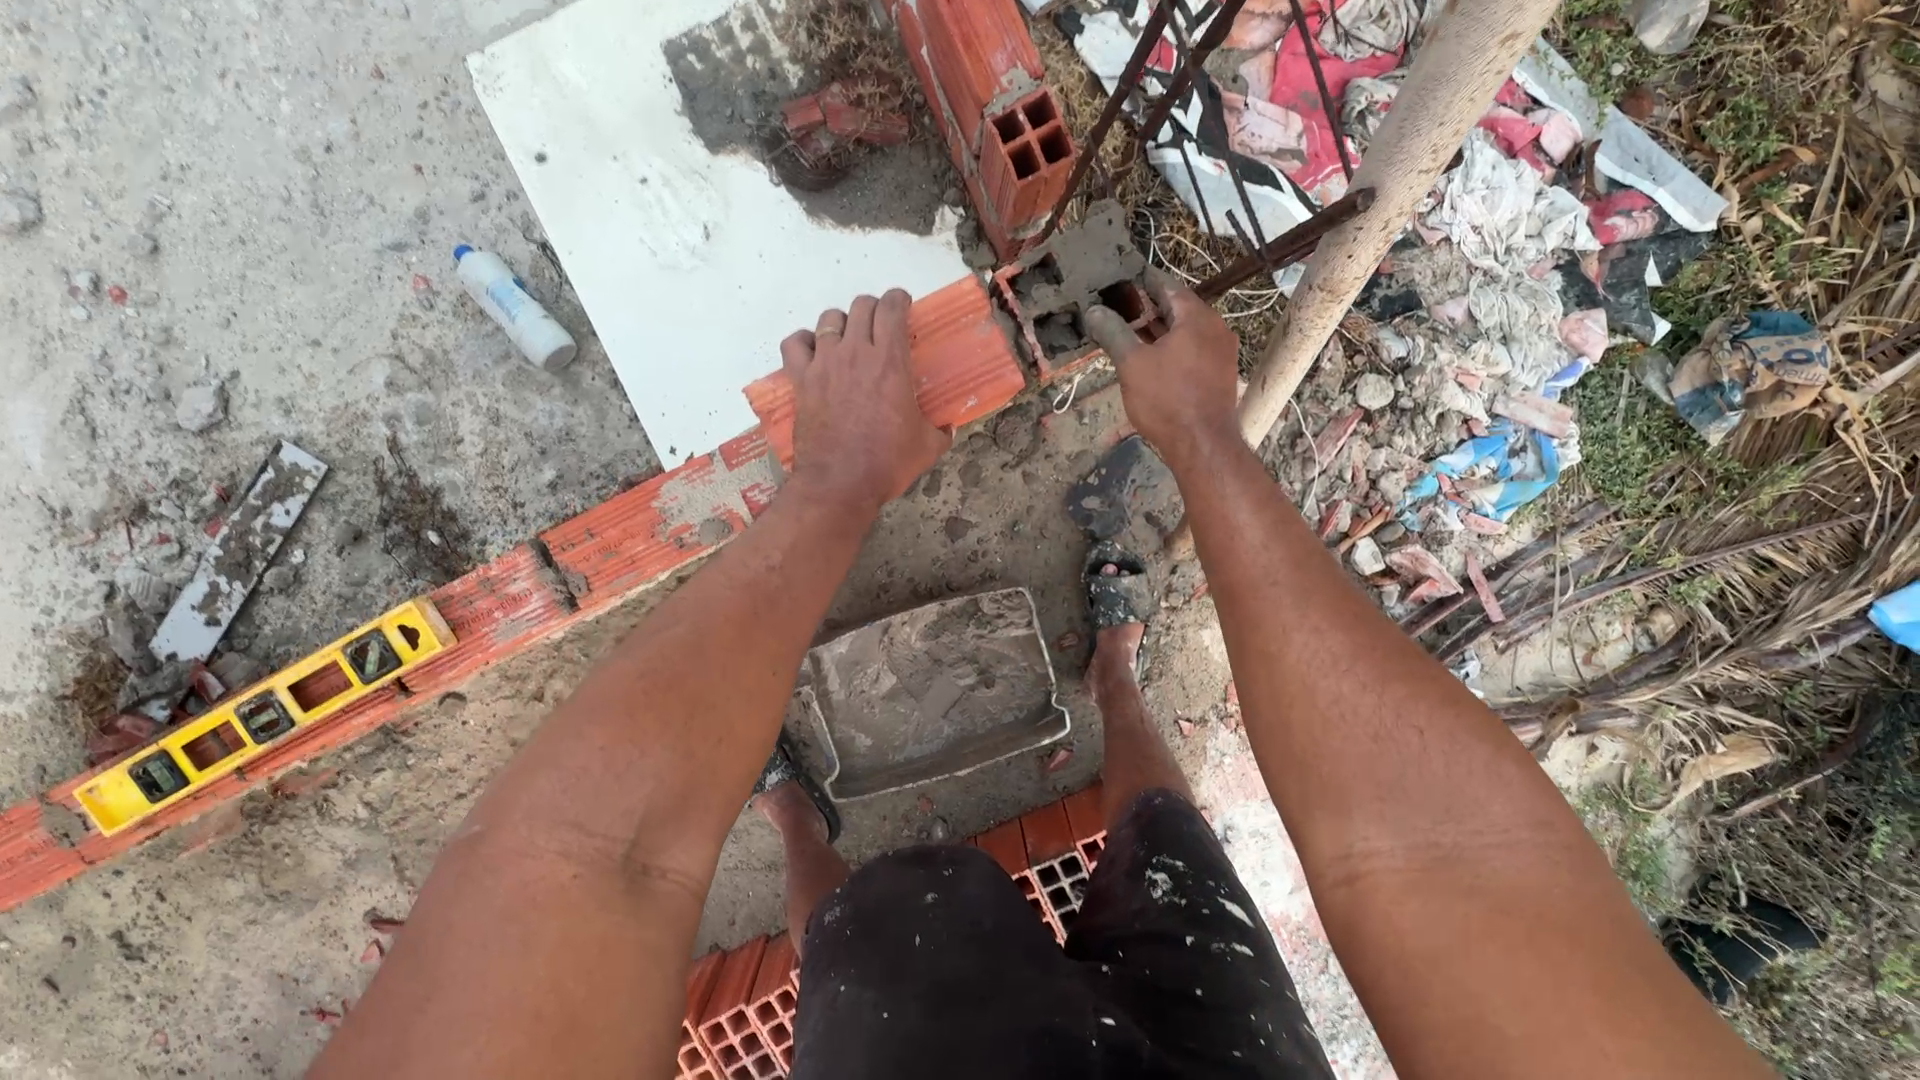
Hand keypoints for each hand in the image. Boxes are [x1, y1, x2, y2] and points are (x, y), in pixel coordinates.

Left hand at [780, 290, 951, 513]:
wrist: (840, 484)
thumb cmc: (887, 464)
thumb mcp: (928, 447)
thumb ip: (940, 430)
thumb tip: (948, 428)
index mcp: (890, 362)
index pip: (892, 308)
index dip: (900, 300)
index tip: (904, 307)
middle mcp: (855, 353)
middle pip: (861, 306)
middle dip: (875, 309)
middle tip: (881, 326)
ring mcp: (824, 364)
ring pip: (830, 319)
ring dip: (843, 323)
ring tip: (849, 340)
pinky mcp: (801, 380)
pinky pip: (795, 344)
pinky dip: (804, 341)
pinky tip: (814, 352)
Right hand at [1084, 269, 1241, 470]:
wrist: (1202, 445)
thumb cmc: (1167, 399)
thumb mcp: (1132, 363)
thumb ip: (1114, 332)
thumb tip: (1094, 311)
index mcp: (1197, 318)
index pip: (1167, 286)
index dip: (1142, 280)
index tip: (1122, 276)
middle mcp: (1215, 329)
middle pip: (1177, 309)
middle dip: (1147, 308)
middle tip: (1118, 305)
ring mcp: (1220, 354)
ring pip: (1184, 333)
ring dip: (1157, 331)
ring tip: (1127, 332)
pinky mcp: (1218, 376)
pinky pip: (1190, 352)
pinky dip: (1169, 349)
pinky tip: (1148, 359)